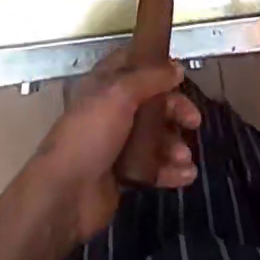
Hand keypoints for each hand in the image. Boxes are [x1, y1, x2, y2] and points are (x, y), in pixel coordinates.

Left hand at [0, 54, 195, 259]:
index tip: (180, 71)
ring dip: (174, 144)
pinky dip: (170, 170)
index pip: (132, 63)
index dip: (156, 64)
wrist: (65, 195)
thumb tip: (177, 68)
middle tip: (193, 120)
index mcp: (104, 84)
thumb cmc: (90, 134)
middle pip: (151, 101)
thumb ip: (151, 78)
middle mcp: (111, 110)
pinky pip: (153, 167)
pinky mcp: (123, 173)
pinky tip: (186, 175)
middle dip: (175, 109)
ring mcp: (117, 143)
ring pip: (155, 136)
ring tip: (185, 157)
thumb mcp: (119, 94)